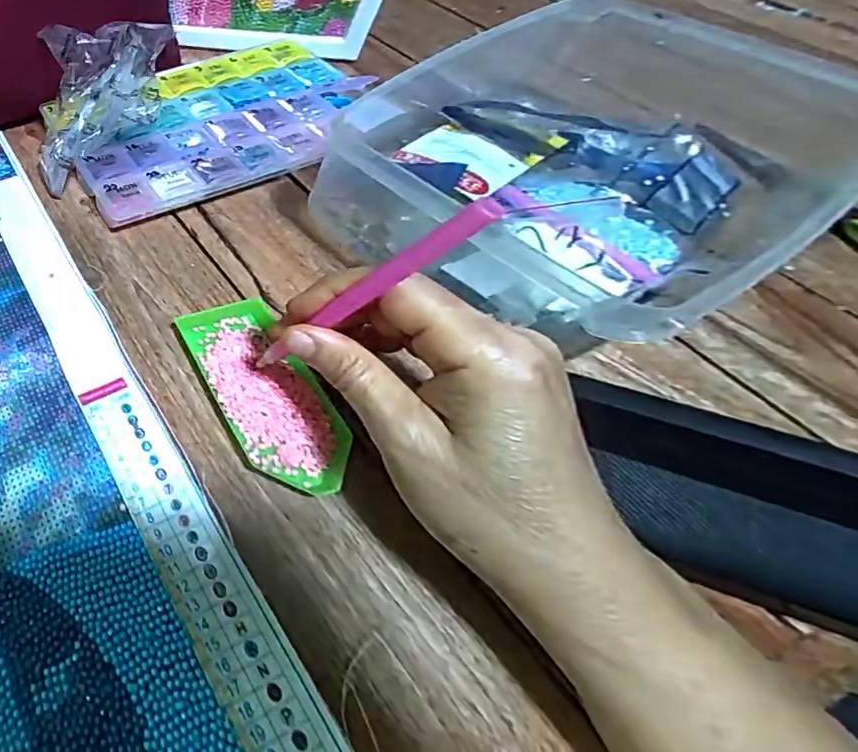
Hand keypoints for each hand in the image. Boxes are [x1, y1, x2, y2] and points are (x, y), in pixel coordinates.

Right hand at [268, 272, 857, 751]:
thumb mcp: (405, 442)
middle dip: (342, 308)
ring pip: (420, 310)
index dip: (334, 293)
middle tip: (292, 339)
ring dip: (363, 323)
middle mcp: (509, 332)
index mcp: (490, 348)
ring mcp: (516, 346)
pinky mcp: (512, 365)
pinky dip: (394, 340)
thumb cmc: (485, 514)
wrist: (572, 572)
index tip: (286, 322)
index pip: (397, 285)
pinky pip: (439, 333)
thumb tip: (289, 333)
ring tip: (318, 348)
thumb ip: (351, 373)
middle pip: (408, 293)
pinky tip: (365, 358)